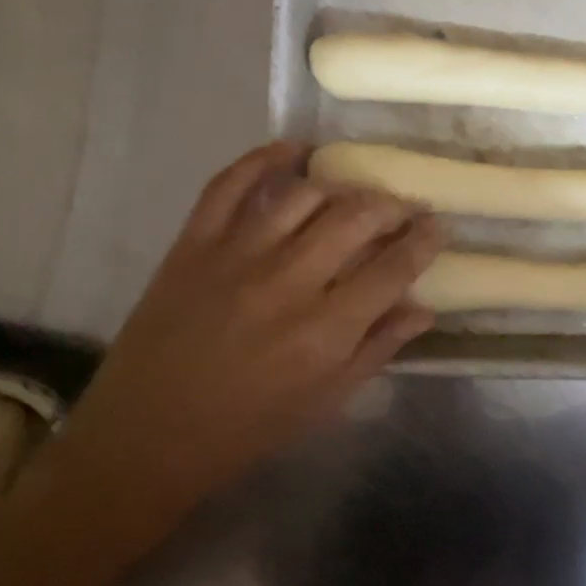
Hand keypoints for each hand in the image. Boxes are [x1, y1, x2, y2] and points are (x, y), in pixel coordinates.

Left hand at [65, 142, 443, 503]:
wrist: (148, 435)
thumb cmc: (248, 428)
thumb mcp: (326, 402)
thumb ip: (378, 349)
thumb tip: (424, 308)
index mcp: (325, 331)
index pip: (393, 268)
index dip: (424, 240)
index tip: (438, 225)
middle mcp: (288, 283)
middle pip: (356, 218)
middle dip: (391, 206)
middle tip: (403, 208)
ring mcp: (236, 256)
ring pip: (303, 195)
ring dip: (341, 186)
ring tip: (355, 193)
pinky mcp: (193, 244)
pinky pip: (229, 184)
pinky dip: (264, 158)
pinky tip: (294, 150)